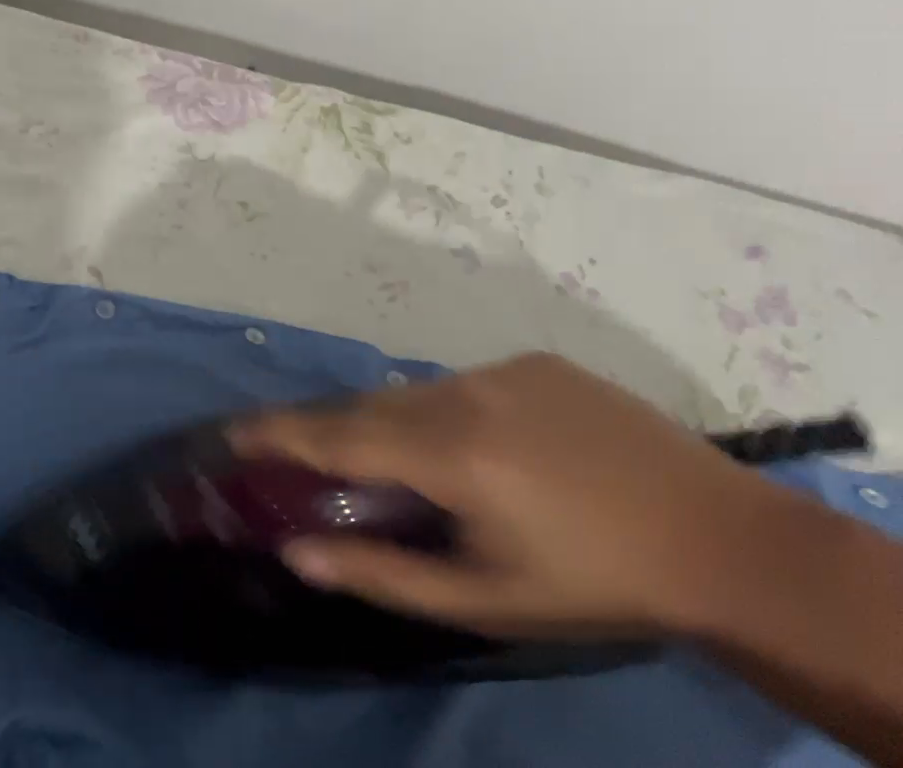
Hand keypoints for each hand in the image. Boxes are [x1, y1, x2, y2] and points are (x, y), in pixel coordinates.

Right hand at [229, 352, 809, 638]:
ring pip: (410, 392)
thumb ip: (378, 572)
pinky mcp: (538, 364)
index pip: (333, 435)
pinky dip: (437, 409)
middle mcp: (465, 395)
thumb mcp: (483, 598)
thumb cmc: (595, 584)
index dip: (274, 432)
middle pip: (365, 407)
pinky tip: (473, 448)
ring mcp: (504, 371)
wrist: (733, 545)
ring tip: (395, 464)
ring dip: (385, 423)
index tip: (229, 432)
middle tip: (306, 462)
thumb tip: (293, 551)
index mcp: (450, 453)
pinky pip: (458, 383)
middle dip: (326, 432)